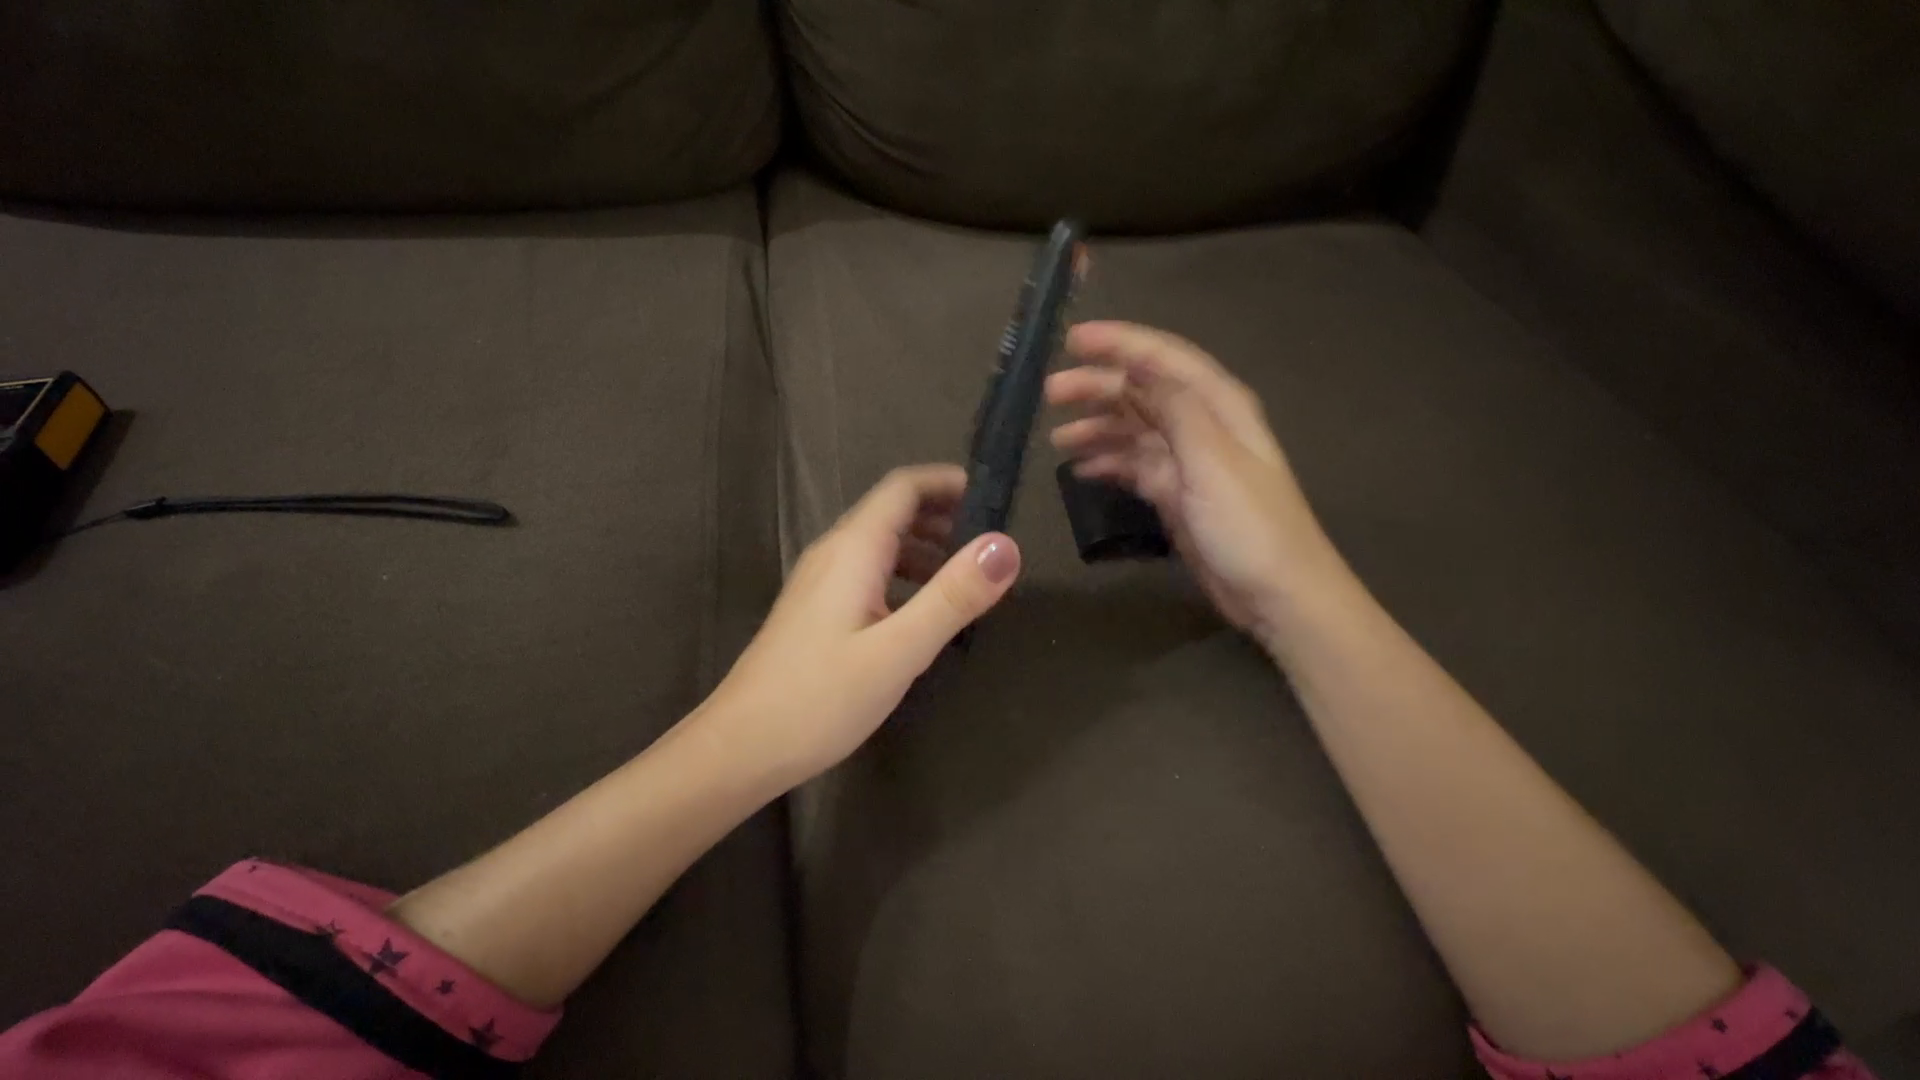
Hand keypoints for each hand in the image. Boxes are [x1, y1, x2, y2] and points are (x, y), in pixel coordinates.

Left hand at [706, 464, 1020, 785]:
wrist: (741, 747)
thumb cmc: (820, 699)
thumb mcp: (899, 650)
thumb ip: (953, 596)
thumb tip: (1006, 544)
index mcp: (853, 549)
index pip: (903, 487)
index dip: (949, 482)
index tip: (996, 497)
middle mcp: (833, 554)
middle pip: (892, 511)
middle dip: (943, 515)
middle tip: (991, 543)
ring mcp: (819, 583)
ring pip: (879, 545)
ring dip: (925, 549)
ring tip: (967, 579)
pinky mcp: (816, 612)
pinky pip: (867, 574)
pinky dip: (904, 577)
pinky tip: (922, 614)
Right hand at [1048, 321, 1348, 640]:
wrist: (1277, 595)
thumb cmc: (1249, 525)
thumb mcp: (1212, 460)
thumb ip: (1175, 408)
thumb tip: (1135, 367)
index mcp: (1218, 405)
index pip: (1163, 359)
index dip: (1119, 343)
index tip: (1071, 340)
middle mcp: (1203, 425)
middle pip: (1143, 391)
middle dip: (1097, 386)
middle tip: (1050, 394)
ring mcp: (1189, 461)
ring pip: (1134, 428)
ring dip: (1097, 427)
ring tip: (1056, 438)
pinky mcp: (1177, 494)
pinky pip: (1134, 466)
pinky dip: (1108, 463)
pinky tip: (1080, 471)